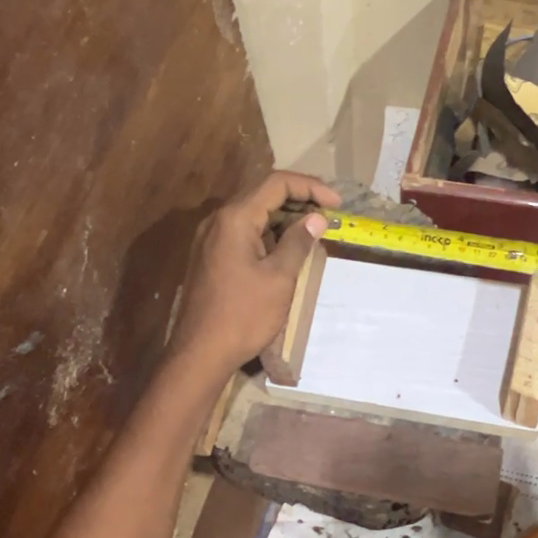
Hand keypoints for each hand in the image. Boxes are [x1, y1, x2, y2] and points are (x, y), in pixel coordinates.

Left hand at [168, 171, 338, 375]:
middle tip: (328, 217)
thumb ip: (297, 243)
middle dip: (299, 201)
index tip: (337, 204)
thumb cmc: (243, 316)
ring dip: (284, 219)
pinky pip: (243, 235)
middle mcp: (218, 221)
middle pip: (263, 195)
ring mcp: (211, 240)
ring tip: (313, 234)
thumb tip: (316, 219)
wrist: (201, 353)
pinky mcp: (211, 259)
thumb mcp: (279, 278)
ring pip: (253, 216)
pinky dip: (268, 236)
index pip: (276, 183)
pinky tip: (287, 252)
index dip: (311, 187)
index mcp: (235, 218)